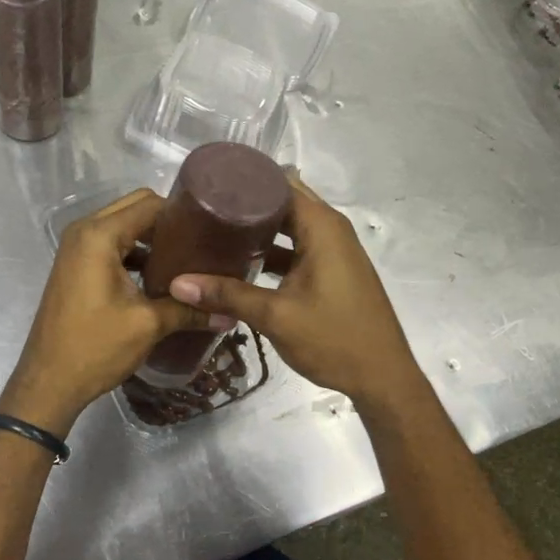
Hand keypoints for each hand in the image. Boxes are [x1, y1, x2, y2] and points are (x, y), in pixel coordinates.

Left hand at [0, 190, 221, 434]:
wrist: (48, 382)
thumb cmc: (95, 347)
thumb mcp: (148, 325)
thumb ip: (189, 310)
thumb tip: (230, 314)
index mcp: (99, 235)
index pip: (150, 204)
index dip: (183, 214)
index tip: (211, 232)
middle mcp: (85, 232)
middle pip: (136, 208)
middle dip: (168, 224)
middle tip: (201, 247)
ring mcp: (77, 248)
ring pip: (124, 226)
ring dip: (152, 239)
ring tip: (186, 262)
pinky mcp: (76, 266)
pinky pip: (112, 245)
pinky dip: (135, 253)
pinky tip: (160, 278)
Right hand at [168, 179, 425, 412]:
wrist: (383, 378)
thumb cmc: (334, 338)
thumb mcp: (275, 316)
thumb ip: (227, 295)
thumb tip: (177, 284)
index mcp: (322, 226)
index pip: (279, 184)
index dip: (244, 181)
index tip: (207, 186)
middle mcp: (330, 230)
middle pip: (283, 203)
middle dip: (246, 205)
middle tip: (202, 209)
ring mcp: (333, 251)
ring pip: (289, 228)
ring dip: (258, 229)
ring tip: (213, 231)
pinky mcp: (332, 272)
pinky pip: (297, 248)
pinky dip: (272, 251)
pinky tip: (241, 262)